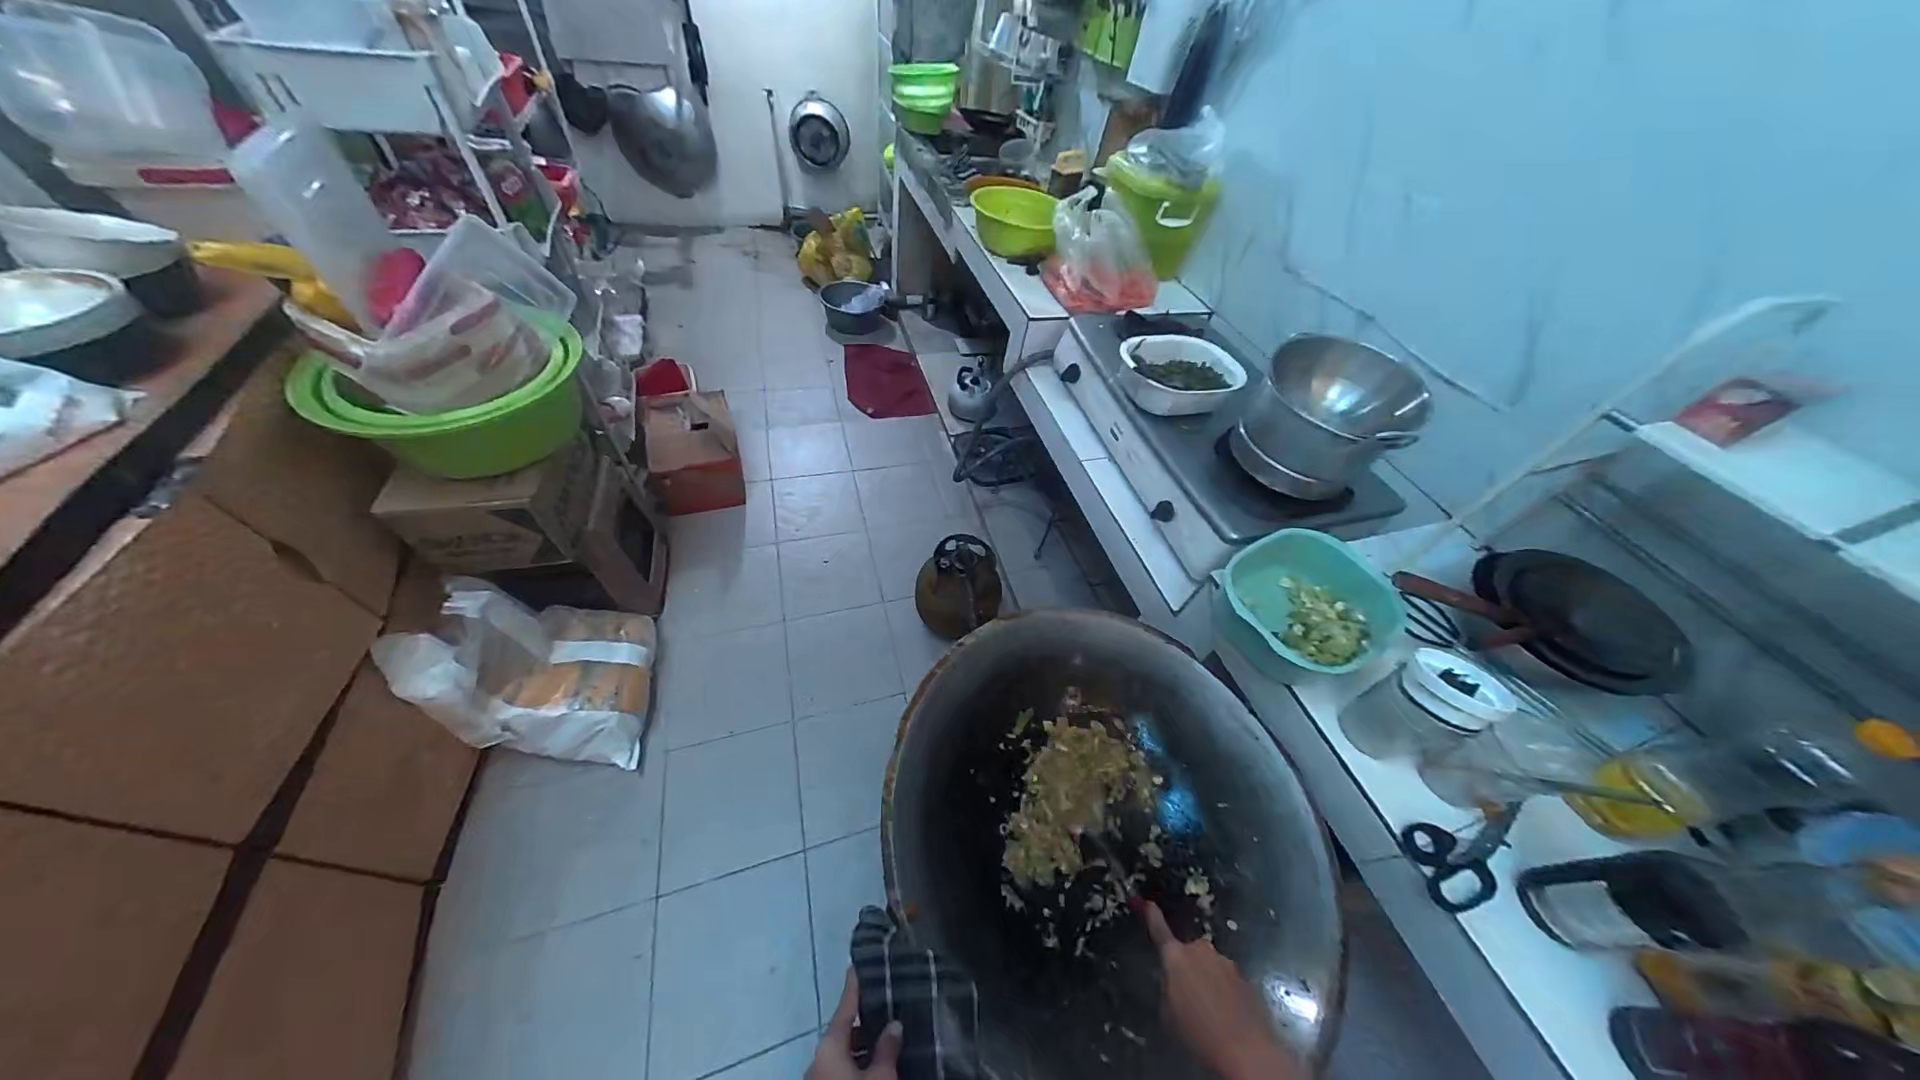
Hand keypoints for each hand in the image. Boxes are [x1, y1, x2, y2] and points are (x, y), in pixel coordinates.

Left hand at [807, 967, 903, 1079]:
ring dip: (864, 1045)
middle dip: (866, 1020)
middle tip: (889, 1007)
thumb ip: (887, 1048)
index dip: (854, 984)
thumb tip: (894, 1025)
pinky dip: (858, 1061)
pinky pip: (842, 1068)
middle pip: (845, 1029)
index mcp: (829, 1044)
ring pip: (844, 1052)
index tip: (859, 964)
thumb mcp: (880, 1077)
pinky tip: (877, 1063)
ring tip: (889, 1038)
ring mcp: (818, 1076)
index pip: (845, 1005)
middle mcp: (819, 1056)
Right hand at [1140, 901, 1303, 1079]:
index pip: (1158, 928)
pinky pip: (1229, 982)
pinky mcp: (1247, 980)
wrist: (1249, 1053)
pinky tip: (1229, 1019)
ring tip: (1212, 1014)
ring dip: (1209, 982)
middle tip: (1188, 997)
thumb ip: (1166, 987)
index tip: (1144, 901)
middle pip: (1189, 952)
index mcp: (1175, 956)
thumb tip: (1172, 980)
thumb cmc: (1198, 1035)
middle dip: (1188, 968)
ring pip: (1211, 967)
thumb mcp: (1167, 1013)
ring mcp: (1227, 963)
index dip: (1149, 914)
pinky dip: (1226, 994)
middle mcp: (1201, 951)